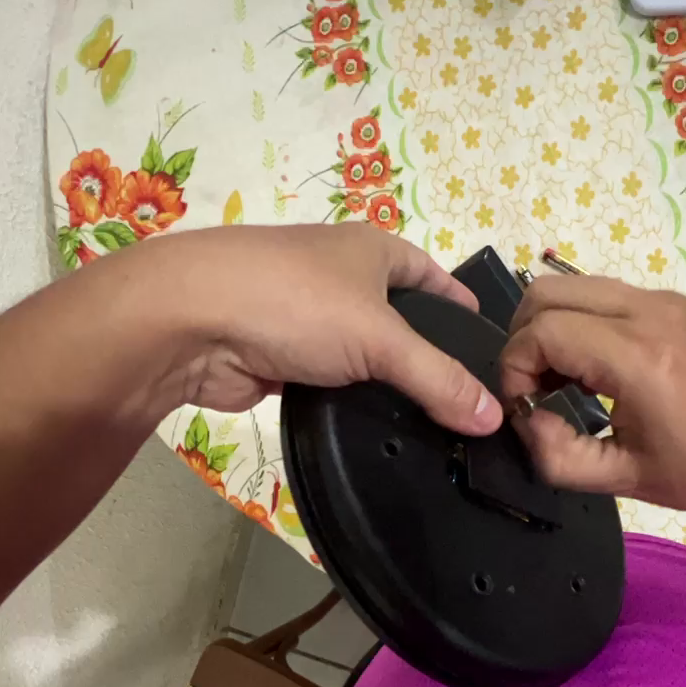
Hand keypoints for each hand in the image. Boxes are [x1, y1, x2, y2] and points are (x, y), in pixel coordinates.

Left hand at [119, 224, 501, 434]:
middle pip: (404, 325)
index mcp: (373, 251)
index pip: (435, 279)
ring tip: (436, 431)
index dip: (463, 311)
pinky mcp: (288, 362)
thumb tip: (495, 417)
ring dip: (392, 389)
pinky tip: (382, 435)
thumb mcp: (380, 338)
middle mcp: (344, 281)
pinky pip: (337, 387)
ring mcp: (313, 323)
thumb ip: (439, 379)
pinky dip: (356, 407)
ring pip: (368, 361)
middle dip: (432, 361)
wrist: (190, 323)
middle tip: (472, 409)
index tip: (492, 353)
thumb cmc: (296, 303)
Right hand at [501, 276, 685, 522]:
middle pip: (547, 292)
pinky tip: (592, 371)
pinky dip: (577, 324)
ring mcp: (663, 300)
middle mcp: (649, 312)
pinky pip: (601, 295)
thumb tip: (526, 420)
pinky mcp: (673, 303)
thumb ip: (558, 457)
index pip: (543, 331)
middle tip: (533, 389)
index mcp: (639, 357)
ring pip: (572, 285)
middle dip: (522, 340)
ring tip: (560, 382)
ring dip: (549, 329)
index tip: (524, 408)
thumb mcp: (623, 479)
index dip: (514, 368)